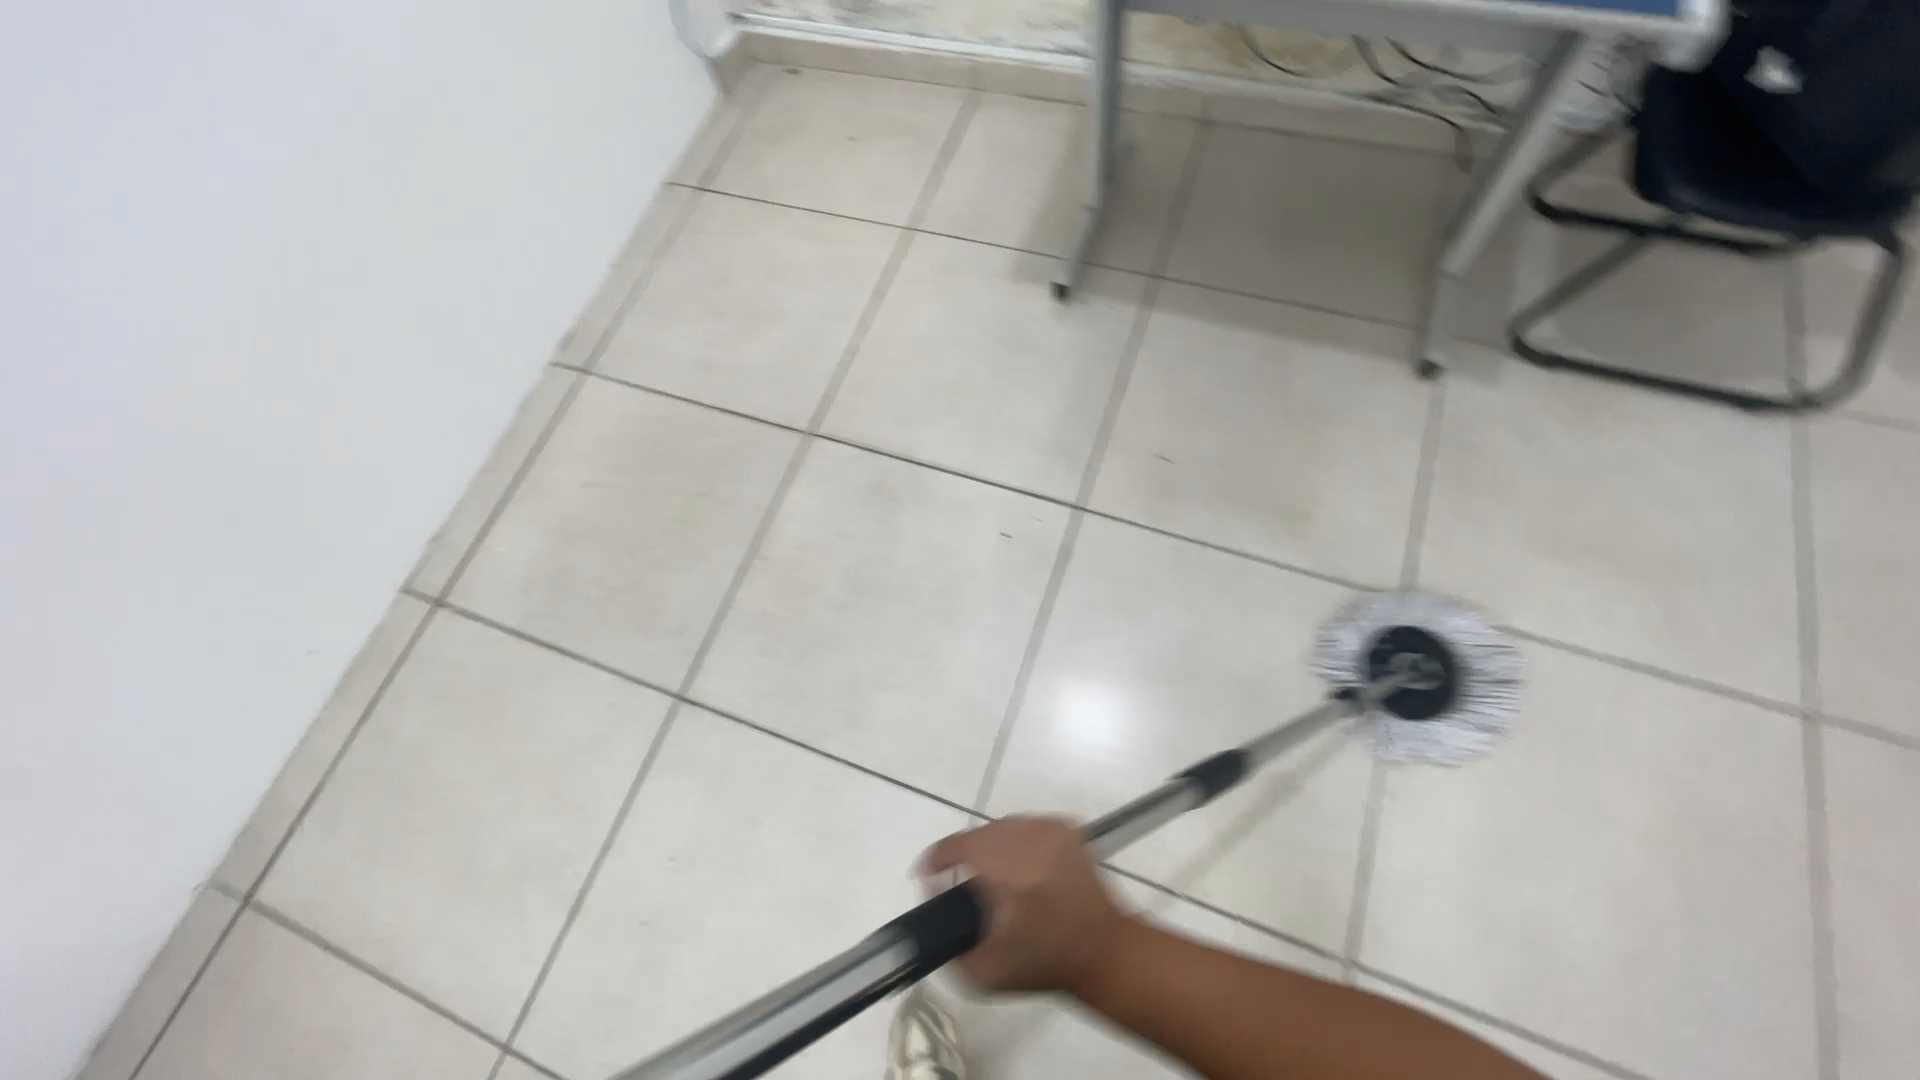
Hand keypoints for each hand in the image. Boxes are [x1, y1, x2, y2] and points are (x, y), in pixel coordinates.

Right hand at [919, 816, 1132, 994]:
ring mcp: (1053, 832)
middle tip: (961, 881)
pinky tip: (1017, 863)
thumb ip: (948, 941)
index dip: (938, 857)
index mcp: (1014, 876)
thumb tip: (929, 894)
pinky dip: (1014, 840)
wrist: (1104, 950)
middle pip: (981, 834)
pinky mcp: (1068, 828)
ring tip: (989, 873)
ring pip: (1002, 826)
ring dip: (990, 845)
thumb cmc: (1044, 964)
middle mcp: (1034, 844)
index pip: (962, 845)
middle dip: (965, 854)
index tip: (927, 874)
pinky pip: (1025, 825)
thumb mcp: (985, 972)